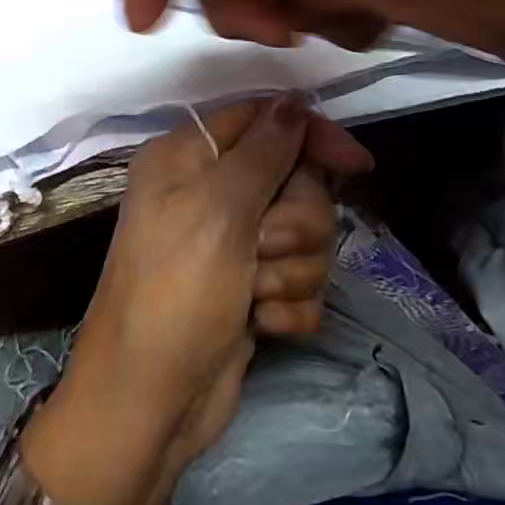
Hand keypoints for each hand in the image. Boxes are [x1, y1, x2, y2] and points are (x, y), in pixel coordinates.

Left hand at [16, 96, 370, 504]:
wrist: (150, 404)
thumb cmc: (176, 291)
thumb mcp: (217, 208)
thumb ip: (264, 149)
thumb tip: (294, 100)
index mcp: (191, 158)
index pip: (266, 120)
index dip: (311, 136)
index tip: (354, 164)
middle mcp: (214, 194)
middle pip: (298, 182)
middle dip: (294, 223)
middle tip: (262, 249)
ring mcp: (236, 245)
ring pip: (308, 236)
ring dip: (291, 270)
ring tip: (254, 295)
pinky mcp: (255, 290)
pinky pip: (303, 282)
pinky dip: (288, 306)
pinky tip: (260, 325)